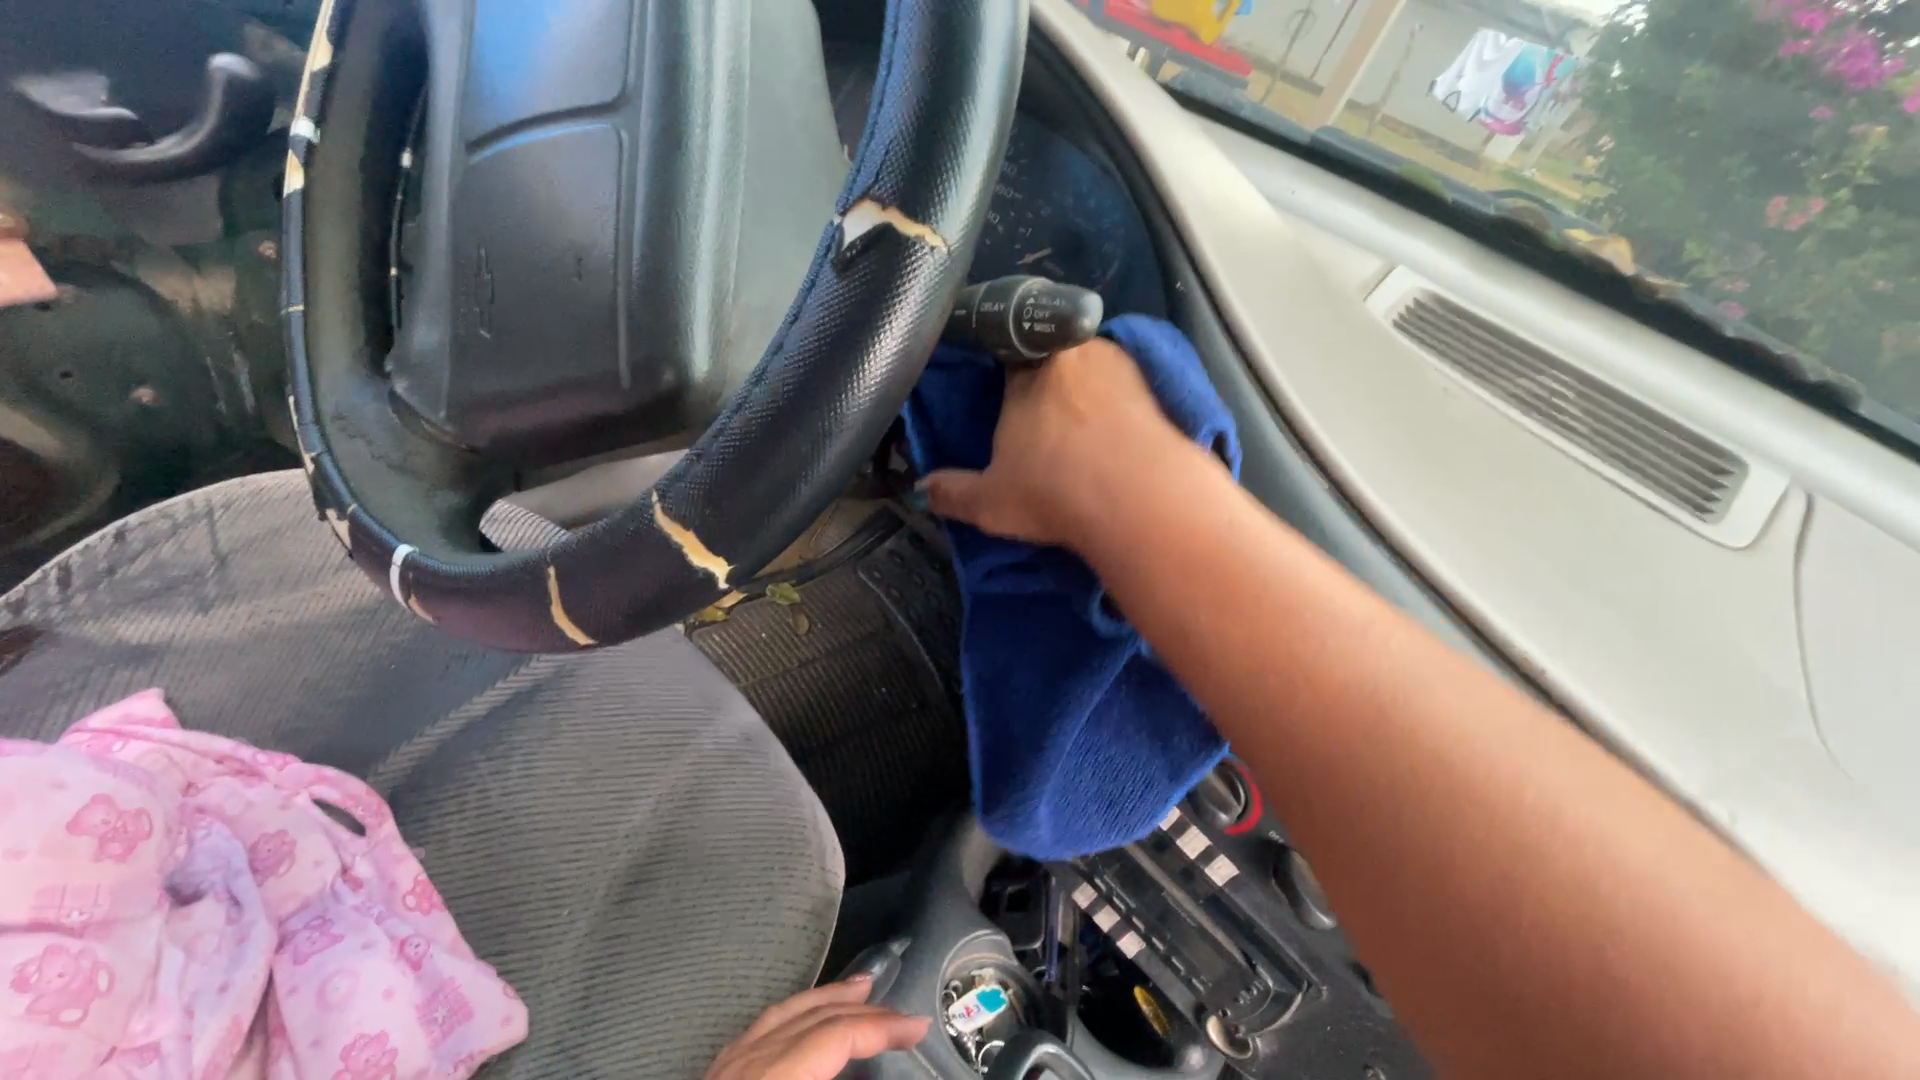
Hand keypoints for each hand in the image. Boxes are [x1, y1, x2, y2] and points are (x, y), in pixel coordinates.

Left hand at [705, 975, 931, 1079]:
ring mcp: (722, 1073)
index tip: (919, 1027)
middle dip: (860, 1009)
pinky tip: (799, 1019)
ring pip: (780, 1017)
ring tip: (857, 988)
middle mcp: (744, 1069)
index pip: (833, 1038)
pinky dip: (790, 1016)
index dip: (881, 1028)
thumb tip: (875, 1079)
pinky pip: (756, 1033)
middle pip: (810, 1019)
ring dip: (824, 1000)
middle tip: (900, 1010)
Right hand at [920, 338, 1207, 550]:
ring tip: (1080, 432)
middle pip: (1055, 358)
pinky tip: (1113, 441)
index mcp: (1029, 367)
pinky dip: (1117, 412)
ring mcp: (1122, 368)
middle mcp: (1076, 354)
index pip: (1008, 348)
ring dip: (1087, 395)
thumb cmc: (1053, 489)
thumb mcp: (990, 501)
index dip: (1004, 370)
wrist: (1141, 499)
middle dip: (1048, 382)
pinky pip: (1126, 394)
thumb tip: (922, 489)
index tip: (1001, 390)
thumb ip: (952, 492)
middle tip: (1041, 418)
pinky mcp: (1157, 392)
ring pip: (1094, 372)